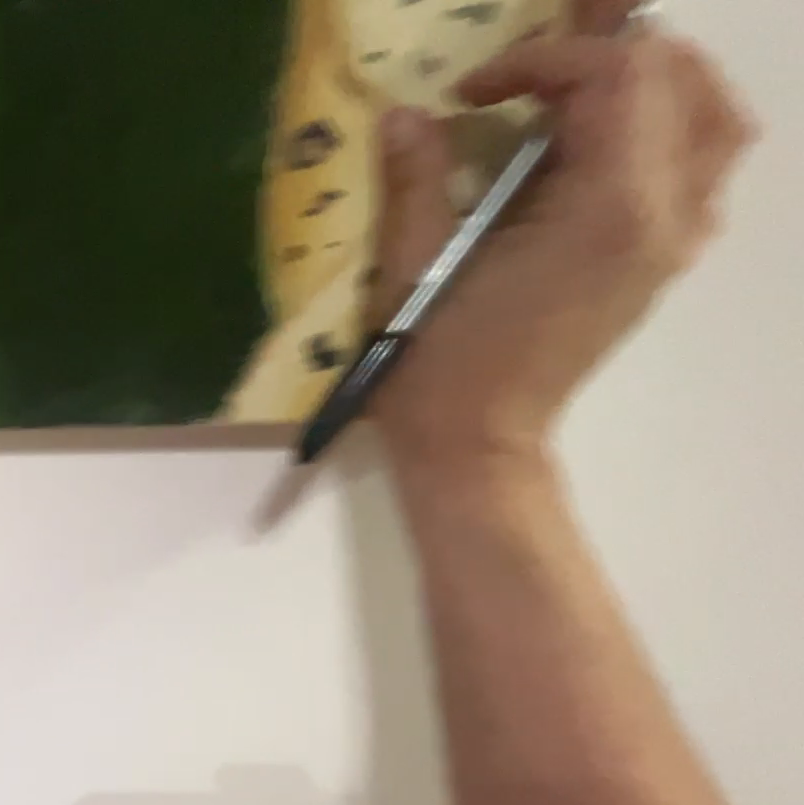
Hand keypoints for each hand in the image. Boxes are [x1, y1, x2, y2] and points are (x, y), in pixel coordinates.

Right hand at [369, 0, 753, 471]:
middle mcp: (666, 211)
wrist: (474, 442)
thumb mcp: (410, 271)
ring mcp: (676, 238)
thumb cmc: (432, 366)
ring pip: (710, 115)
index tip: (468, 93)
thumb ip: (416, 183)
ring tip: (571, 93)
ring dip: (646, 82)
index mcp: (606, 209)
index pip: (615, 76)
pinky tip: (594, 148)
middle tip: (520, 74)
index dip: (541, 59)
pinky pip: (699, 162)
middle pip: (676, 79)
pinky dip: (660, 126)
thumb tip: (403, 115)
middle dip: (599, 54)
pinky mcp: (662, 260)